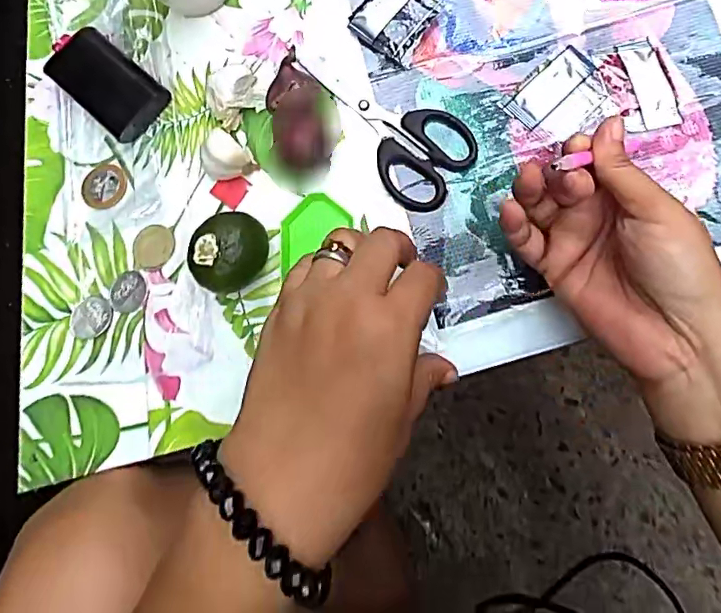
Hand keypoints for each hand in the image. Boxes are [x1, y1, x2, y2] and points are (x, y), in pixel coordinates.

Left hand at [219, 227, 455, 566]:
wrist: (278, 479)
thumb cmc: (352, 460)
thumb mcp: (401, 420)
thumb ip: (422, 377)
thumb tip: (442, 365)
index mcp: (390, 325)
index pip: (423, 274)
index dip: (433, 281)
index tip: (430, 295)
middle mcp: (350, 298)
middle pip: (381, 240)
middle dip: (399, 250)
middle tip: (401, 272)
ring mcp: (309, 298)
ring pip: (338, 243)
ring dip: (357, 256)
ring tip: (360, 281)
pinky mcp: (280, 307)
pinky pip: (304, 266)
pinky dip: (321, 270)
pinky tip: (325, 295)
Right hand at [500, 116, 720, 443]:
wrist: (682, 342)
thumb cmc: (687, 276)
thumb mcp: (658, 212)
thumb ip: (621, 170)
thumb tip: (608, 127)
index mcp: (625, 196)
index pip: (591, 160)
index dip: (581, 150)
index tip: (578, 146)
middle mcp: (595, 214)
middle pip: (558, 177)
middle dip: (555, 168)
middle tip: (567, 175)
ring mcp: (573, 239)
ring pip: (537, 202)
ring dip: (529, 187)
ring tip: (530, 180)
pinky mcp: (555, 266)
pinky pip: (525, 239)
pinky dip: (513, 223)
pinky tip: (513, 210)